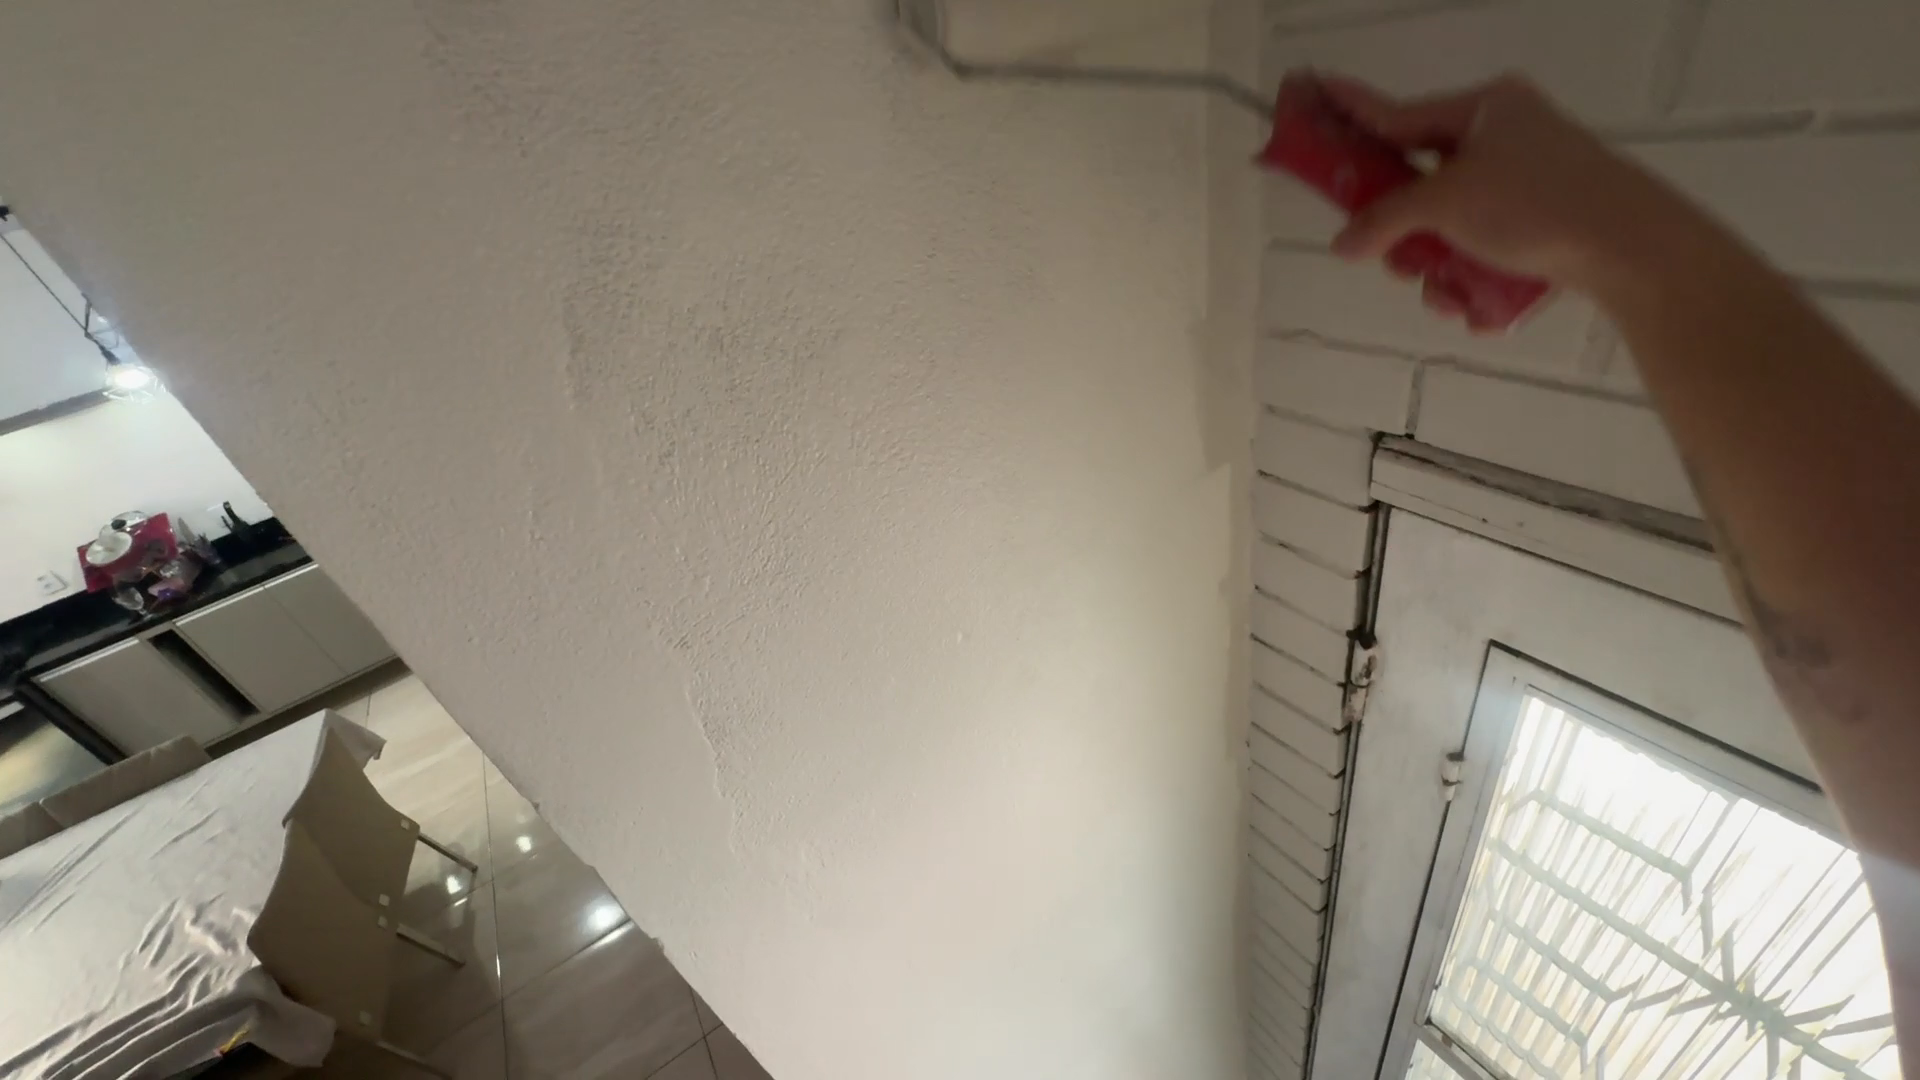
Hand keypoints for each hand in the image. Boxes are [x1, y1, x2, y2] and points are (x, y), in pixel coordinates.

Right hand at [1319, 74, 1708, 306]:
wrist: (1627, 247)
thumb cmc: (1534, 202)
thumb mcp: (1446, 203)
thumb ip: (1383, 219)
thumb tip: (1340, 244)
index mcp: (1482, 111)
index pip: (1395, 114)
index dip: (1351, 110)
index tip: (1314, 93)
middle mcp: (1497, 141)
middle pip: (1411, 185)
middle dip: (1396, 230)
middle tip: (1385, 253)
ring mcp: (1514, 185)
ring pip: (1436, 229)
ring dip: (1428, 267)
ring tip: (1444, 288)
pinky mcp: (1529, 226)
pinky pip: (1469, 252)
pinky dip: (1460, 281)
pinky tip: (1470, 301)